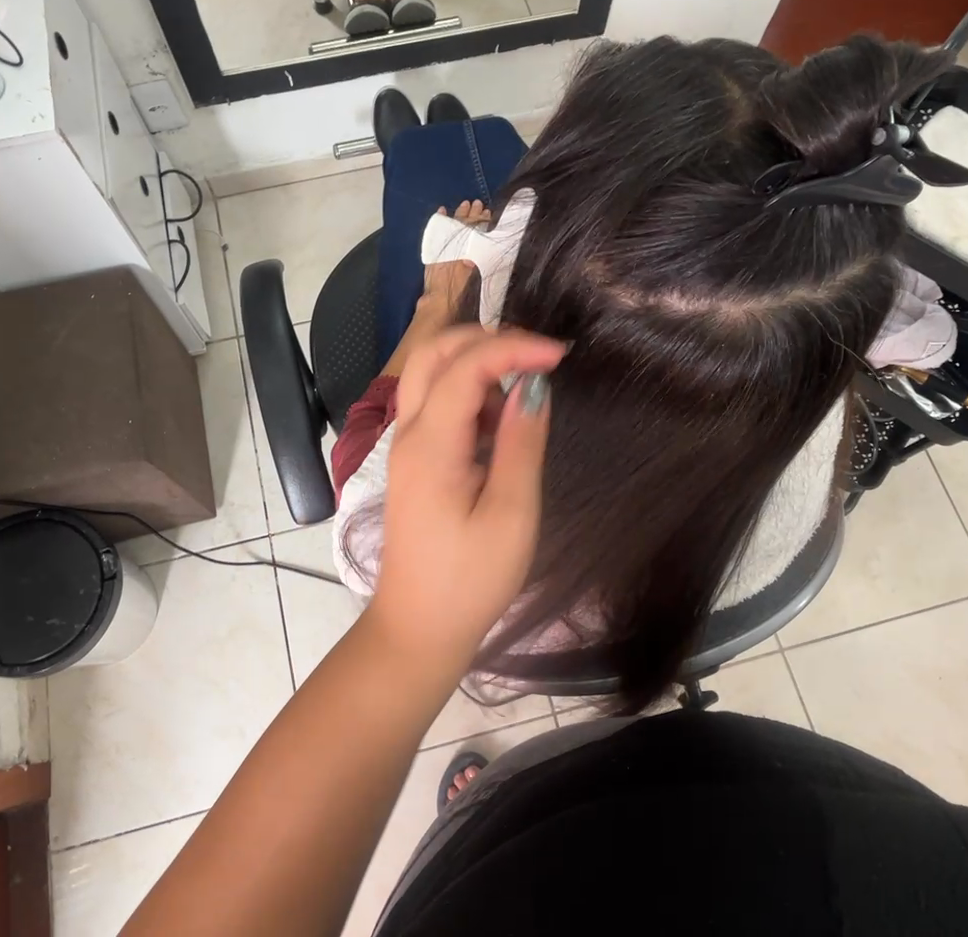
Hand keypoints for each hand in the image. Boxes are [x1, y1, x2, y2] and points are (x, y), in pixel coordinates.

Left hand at [364, 326, 564, 667]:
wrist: (418, 627)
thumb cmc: (470, 580)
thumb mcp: (512, 514)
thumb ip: (522, 443)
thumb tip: (535, 386)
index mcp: (430, 444)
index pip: (466, 365)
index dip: (515, 348)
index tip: (562, 355)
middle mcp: (407, 433)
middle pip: (433, 353)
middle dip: (485, 340)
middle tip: (536, 357)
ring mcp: (404, 446)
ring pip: (428, 374)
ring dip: (474, 365)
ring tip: (522, 393)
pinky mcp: (412, 461)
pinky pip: (433, 404)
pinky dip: (466, 392)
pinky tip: (498, 422)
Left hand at [418, 201, 490, 318]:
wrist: (438, 305)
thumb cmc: (460, 296)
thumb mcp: (476, 280)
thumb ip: (481, 262)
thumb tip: (488, 248)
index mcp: (469, 253)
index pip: (477, 232)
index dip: (483, 222)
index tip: (488, 213)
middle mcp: (456, 249)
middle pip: (465, 228)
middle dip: (473, 216)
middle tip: (479, 204)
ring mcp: (442, 251)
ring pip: (452, 228)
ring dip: (459, 216)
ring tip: (465, 205)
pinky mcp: (433, 256)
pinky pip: (436, 234)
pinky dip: (439, 222)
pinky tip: (441, 211)